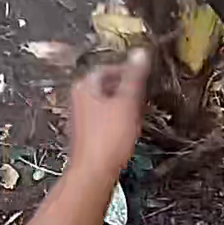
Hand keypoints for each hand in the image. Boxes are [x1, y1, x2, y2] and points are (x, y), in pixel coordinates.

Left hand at [66, 48, 149, 182]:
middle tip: (144, 94)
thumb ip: (134, 76)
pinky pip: (104, 116)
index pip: (108, 67)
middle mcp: (78, 97)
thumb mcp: (127, 102)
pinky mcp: (87, 130)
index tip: (144, 77)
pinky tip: (129, 126)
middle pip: (106, 83)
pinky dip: (118, 116)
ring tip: (139, 110)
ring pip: (106, 100)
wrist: (93, 172)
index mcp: (84, 86)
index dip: (128, 70)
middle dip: (126, 87)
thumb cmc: (108, 137)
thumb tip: (141, 52)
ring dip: (123, 103)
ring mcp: (81, 115)